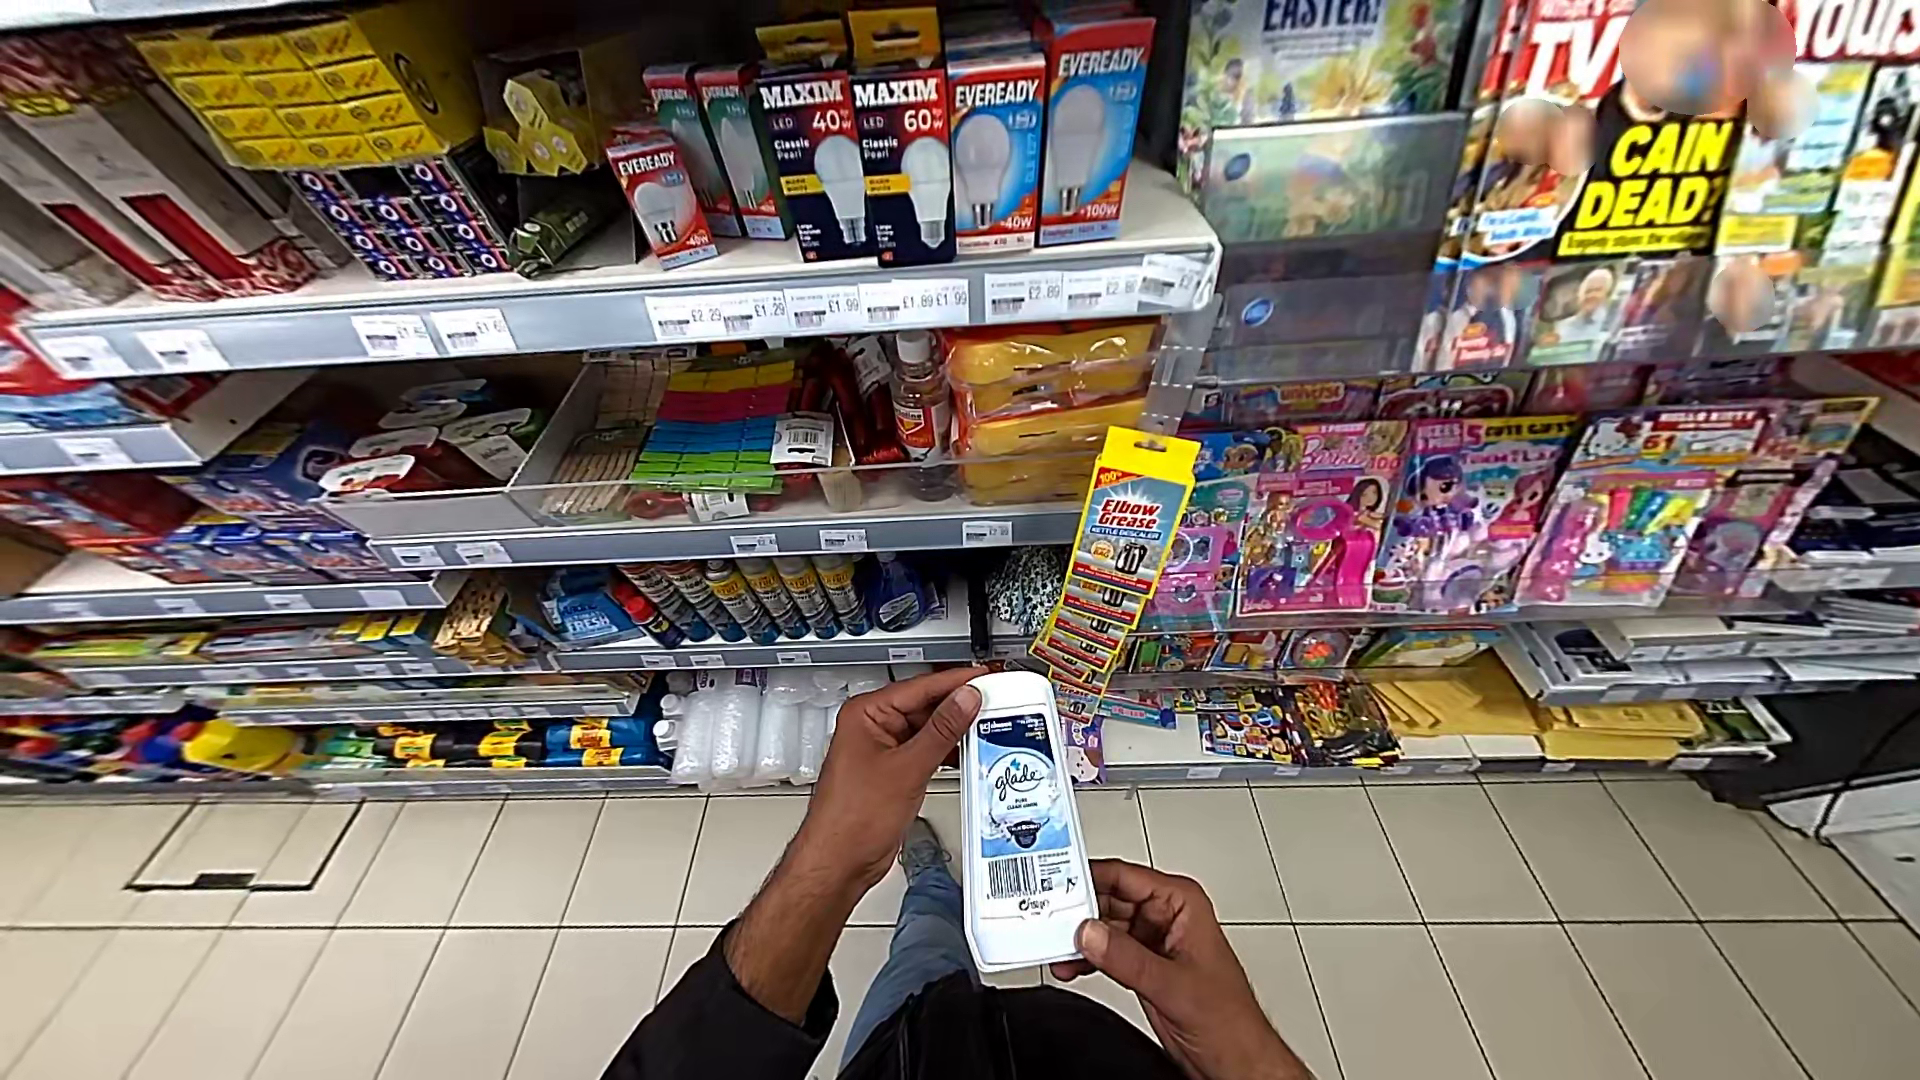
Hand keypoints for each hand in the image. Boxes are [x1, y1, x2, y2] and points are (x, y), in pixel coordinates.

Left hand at [792, 667, 984, 891]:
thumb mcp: (907, 768)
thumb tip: (964, 700)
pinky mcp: (894, 768)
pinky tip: (966, 750)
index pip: (918, 686)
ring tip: (984, 724)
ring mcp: (884, 748)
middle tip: (991, 701)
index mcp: (866, 713)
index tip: (981, 677)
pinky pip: (925, 748)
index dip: (953, 681)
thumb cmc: (851, 819)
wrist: (839, 864)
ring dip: (953, 729)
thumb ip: (941, 731)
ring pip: (927, 727)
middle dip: (957, 705)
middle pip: (924, 704)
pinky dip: (945, 749)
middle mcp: (873, 726)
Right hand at [1051, 860, 1306, 1079]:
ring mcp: (1150, 938)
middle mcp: (1163, 913)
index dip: (1091, 877)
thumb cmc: (1232, 1023)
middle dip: (1079, 910)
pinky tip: (1070, 964)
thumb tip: (1090, 931)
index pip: (1125, 876)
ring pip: (1102, 923)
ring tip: (1057, 945)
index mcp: (1179, 901)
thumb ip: (1128, 957)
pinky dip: (1085, 956)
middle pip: (1108, 896)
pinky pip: (1104, 948)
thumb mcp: (1175, 985)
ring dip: (1079, 936)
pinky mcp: (1140, 962)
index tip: (1060, 882)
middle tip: (1051, 918)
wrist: (1238, 1067)